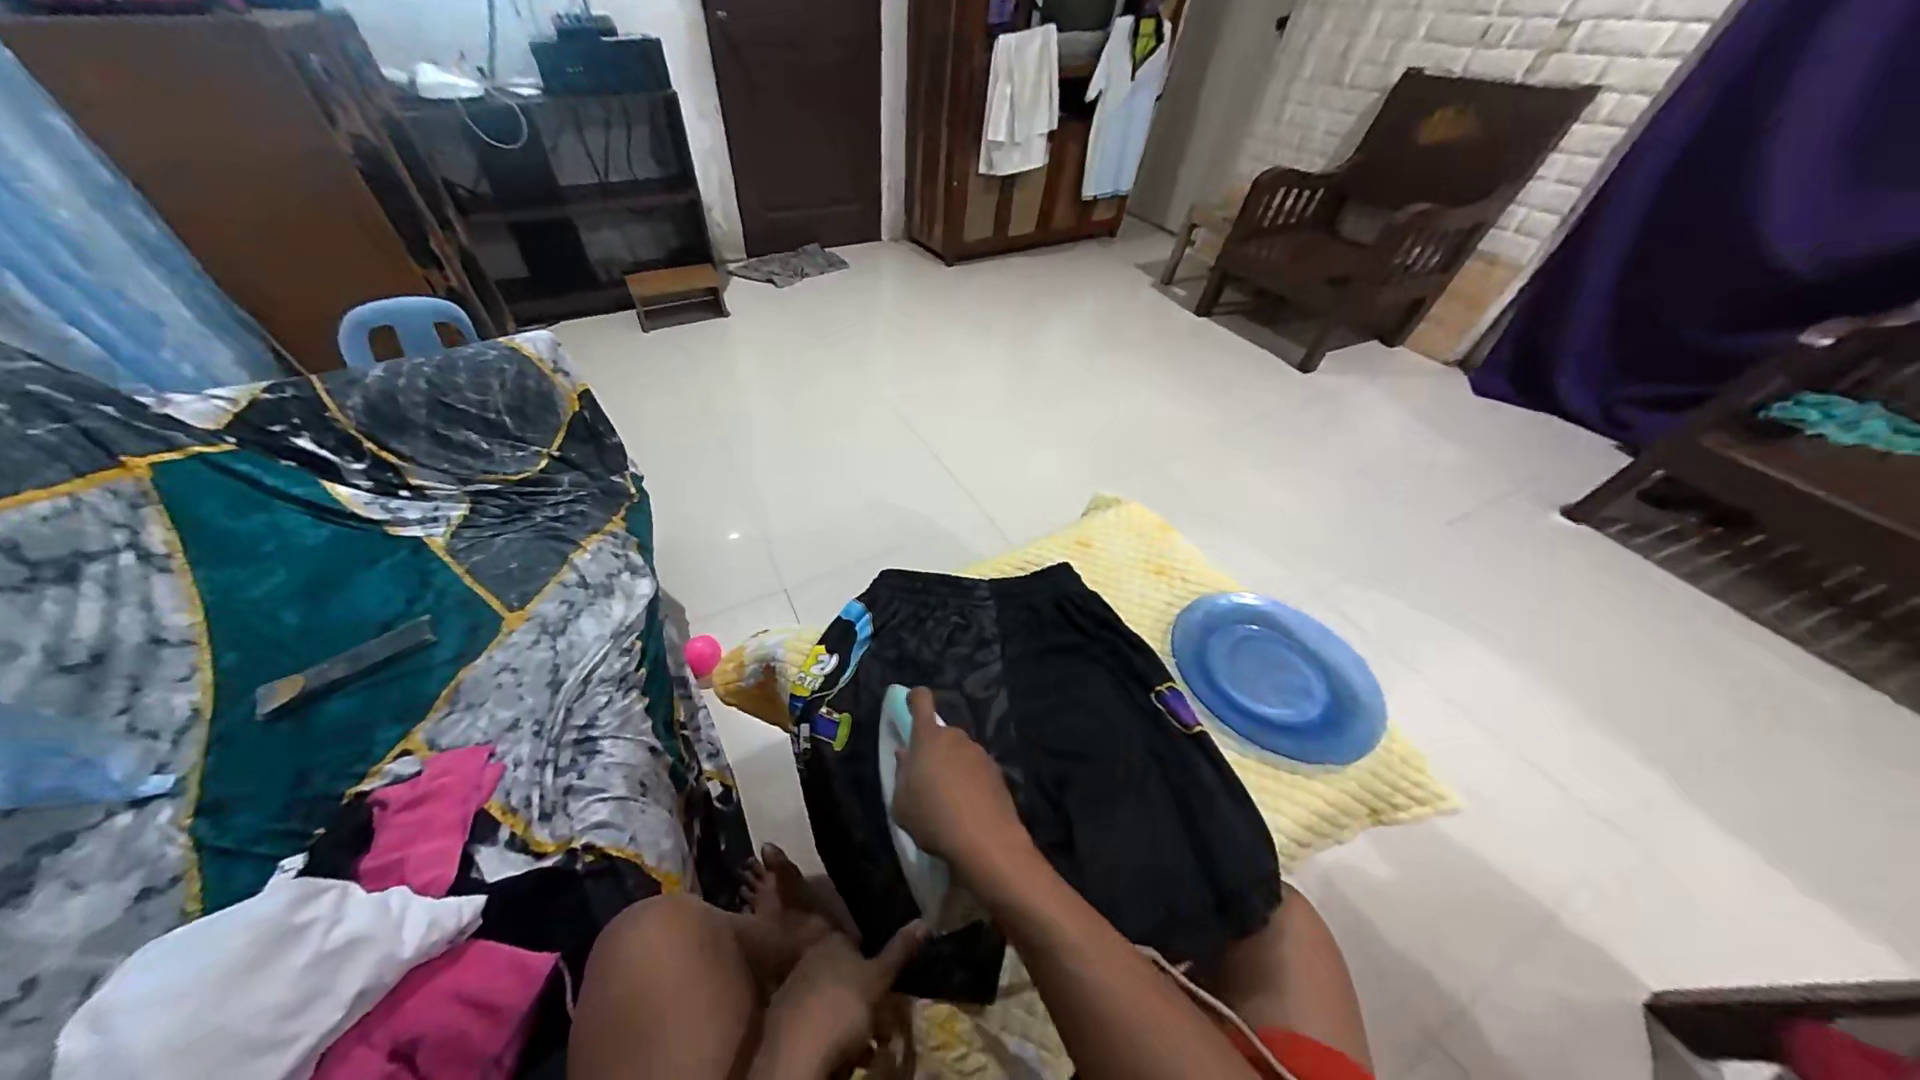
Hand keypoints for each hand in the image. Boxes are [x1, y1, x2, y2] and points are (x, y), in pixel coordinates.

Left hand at [760, 923, 926, 1072]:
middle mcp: (809, 958)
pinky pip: (815, 1022)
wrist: (796, 1053)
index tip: (888, 988)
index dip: (874, 966)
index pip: (857, 945)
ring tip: (868, 1047)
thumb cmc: (843, 1006)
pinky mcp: (781, 1020)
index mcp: (832, 942)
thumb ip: (899, 951)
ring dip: (852, 1022)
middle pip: (845, 976)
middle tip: (883, 1025)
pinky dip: (831, 1036)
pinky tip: (843, 1055)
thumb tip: (923, 921)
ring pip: (832, 1002)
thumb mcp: (879, 979)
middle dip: (865, 999)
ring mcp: (792, 988)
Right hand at [890, 686, 1027, 866]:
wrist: (984, 839)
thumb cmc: (932, 817)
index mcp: (928, 738)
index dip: (915, 698)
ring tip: (947, 799)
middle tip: (925, 778)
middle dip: (933, 749)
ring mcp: (979, 753)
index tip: (910, 704)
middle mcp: (956, 737)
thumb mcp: (901, 802)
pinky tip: (967, 807)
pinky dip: (970, 780)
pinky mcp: (997, 772)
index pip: (922, 701)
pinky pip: (976, 769)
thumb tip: (905, 754)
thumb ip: (902, 773)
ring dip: (952, 766)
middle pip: (941, 734)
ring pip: (960, 752)